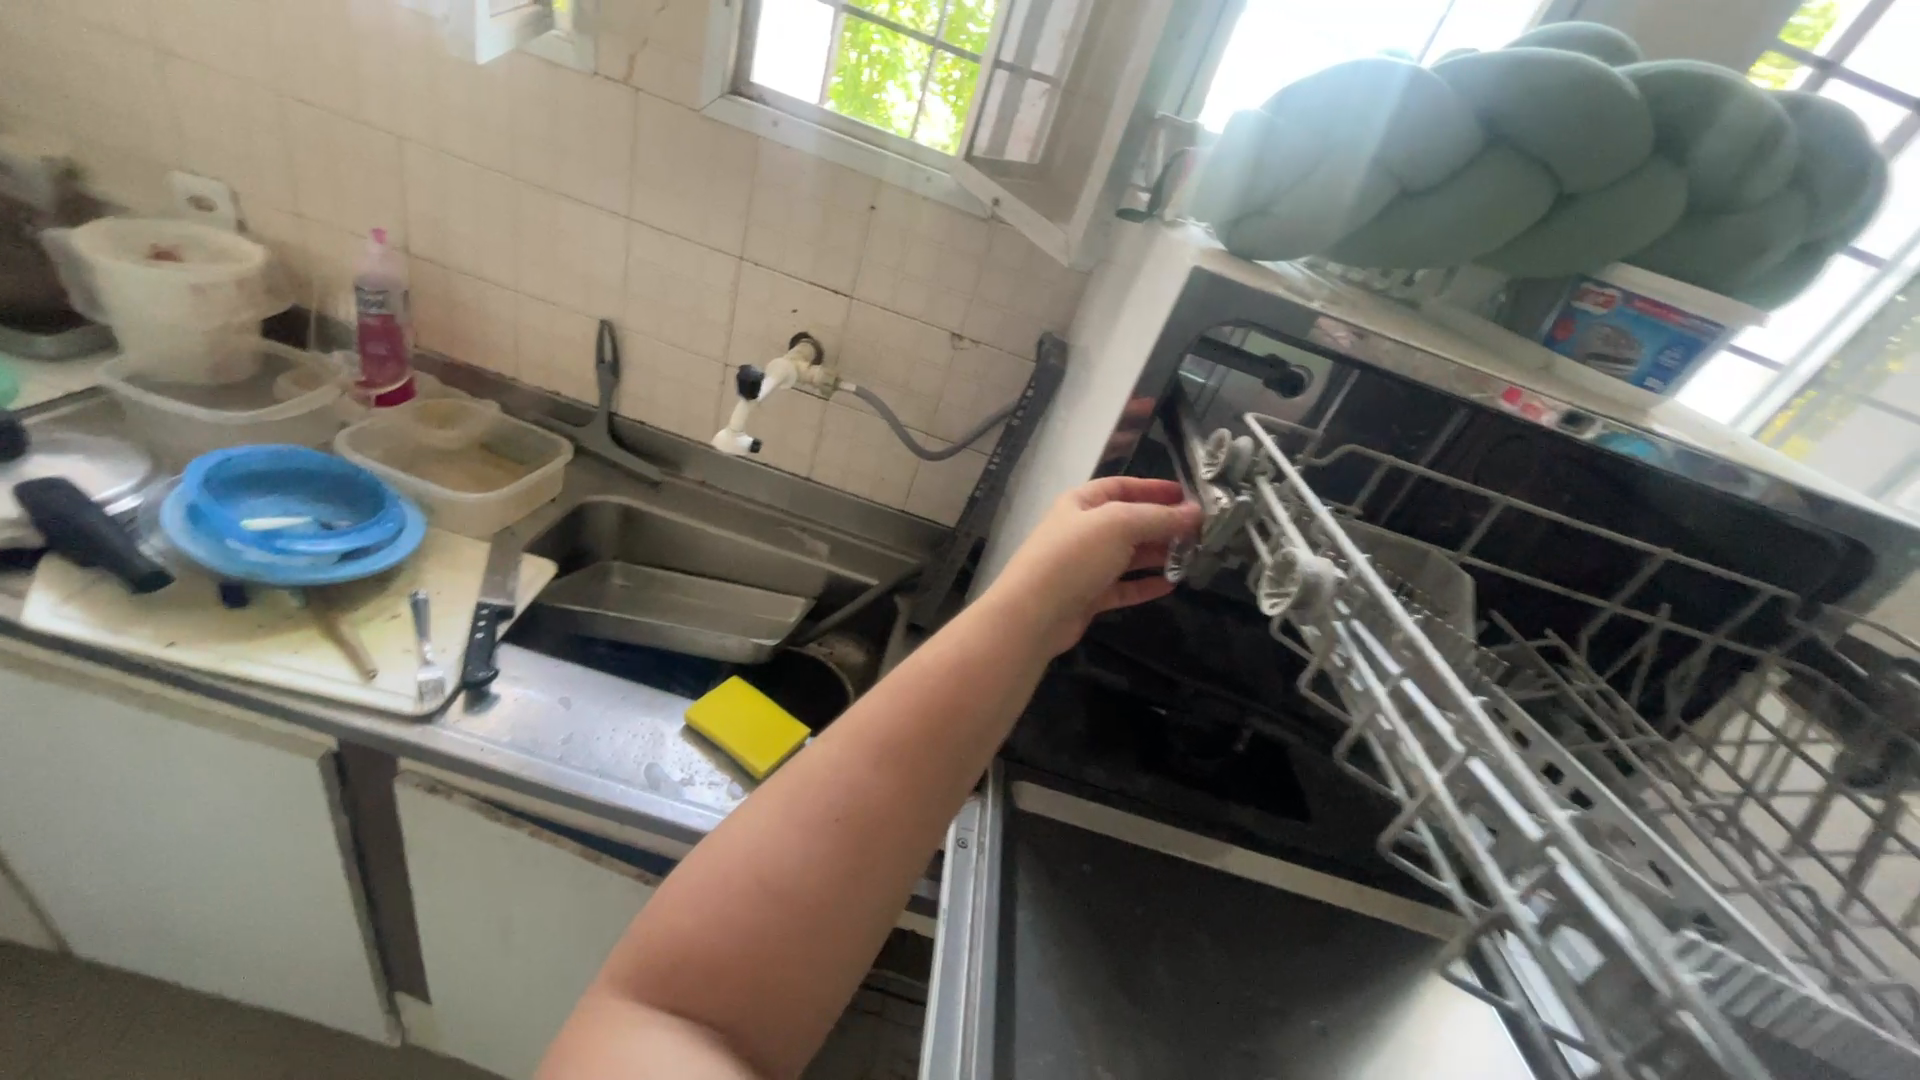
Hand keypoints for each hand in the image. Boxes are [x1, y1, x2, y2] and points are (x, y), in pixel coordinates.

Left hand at [981, 477, 1201, 655]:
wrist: (1034, 613)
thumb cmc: (1074, 557)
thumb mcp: (1119, 525)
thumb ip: (1159, 518)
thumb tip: (1196, 513)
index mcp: (1082, 503)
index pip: (1122, 487)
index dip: (1154, 489)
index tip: (1188, 496)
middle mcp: (1083, 531)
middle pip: (1129, 522)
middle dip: (1163, 525)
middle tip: (1201, 531)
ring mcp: (1085, 565)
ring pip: (1128, 556)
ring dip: (1159, 555)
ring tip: (1194, 556)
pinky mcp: (1088, 596)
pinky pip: (1123, 587)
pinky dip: (1145, 585)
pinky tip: (1172, 585)